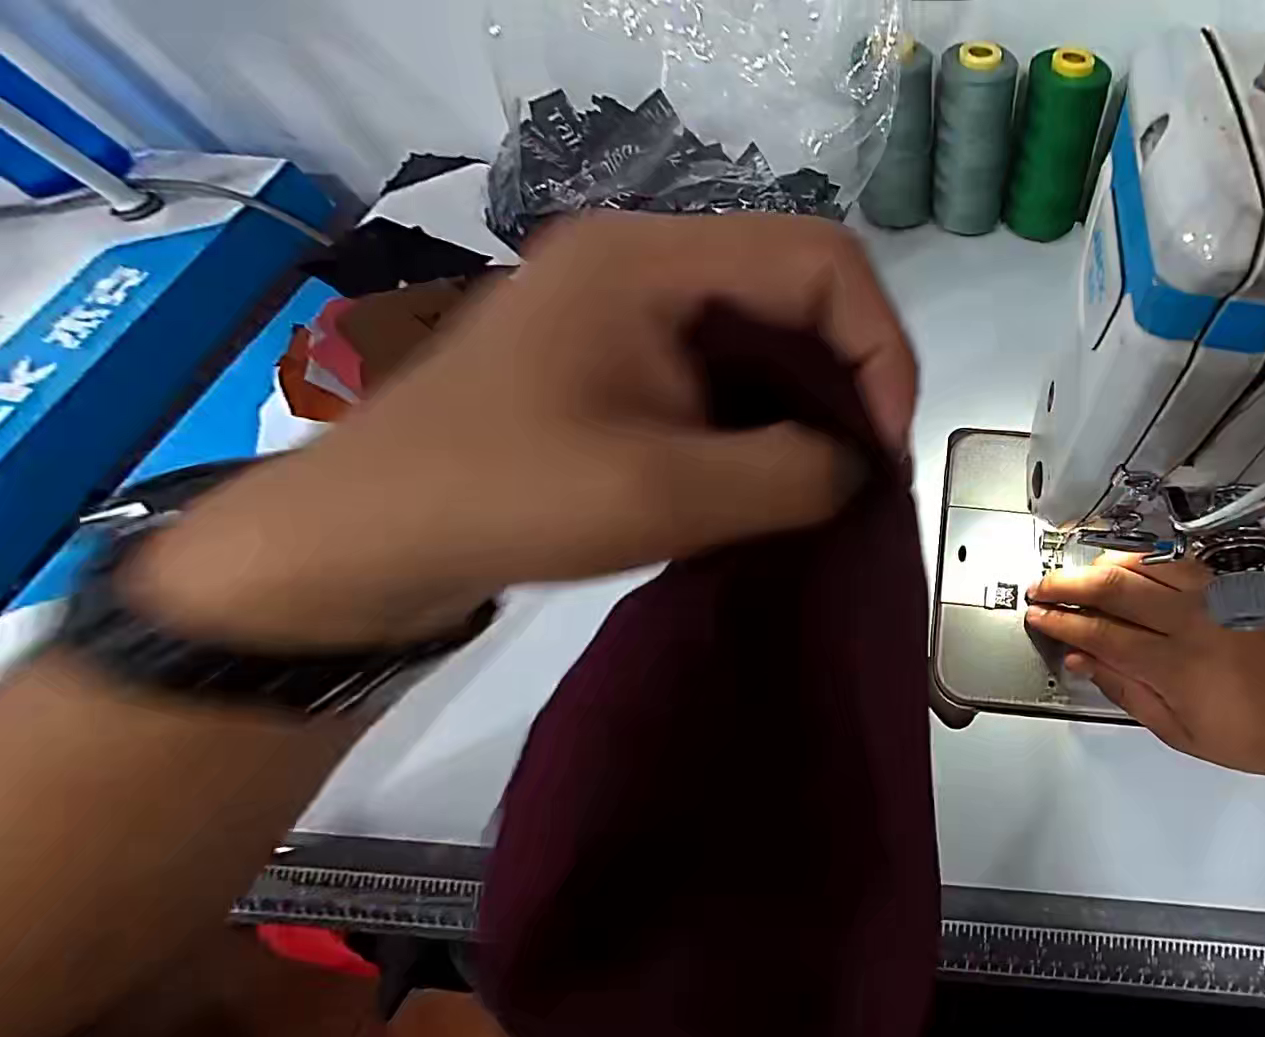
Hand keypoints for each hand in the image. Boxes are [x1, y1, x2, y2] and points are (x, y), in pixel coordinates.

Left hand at [125, 212, 917, 647]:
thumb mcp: (668, 496)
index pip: (823, 261)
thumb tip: (860, 468)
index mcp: (654, 261)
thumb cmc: (508, 501)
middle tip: (870, 462)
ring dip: (823, 398)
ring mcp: (642, 305)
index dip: (880, 348)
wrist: (373, 541)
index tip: (885, 444)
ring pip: (779, 330)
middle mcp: (654, 262)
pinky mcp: (636, 351)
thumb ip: (793, 474)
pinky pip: (742, 365)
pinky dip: (783, 413)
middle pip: (807, 288)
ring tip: (835, 470)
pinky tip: (784, 466)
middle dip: (858, 374)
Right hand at [1024, 553, 1264, 784]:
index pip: (1100, 632)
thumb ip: (1125, 691)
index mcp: (1174, 665)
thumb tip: (1084, 661)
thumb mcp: (1179, 732)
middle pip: (1113, 588)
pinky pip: (1174, 561)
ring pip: (1142, 565)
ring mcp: (1212, 597)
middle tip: (1041, 586)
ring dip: (1100, 566)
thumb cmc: (1253, 734)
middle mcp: (1190, 622)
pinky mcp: (1230, 586)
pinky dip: (1140, 559)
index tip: (1037, 616)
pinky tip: (1124, 566)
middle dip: (1067, 584)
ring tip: (1074, 576)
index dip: (1061, 621)